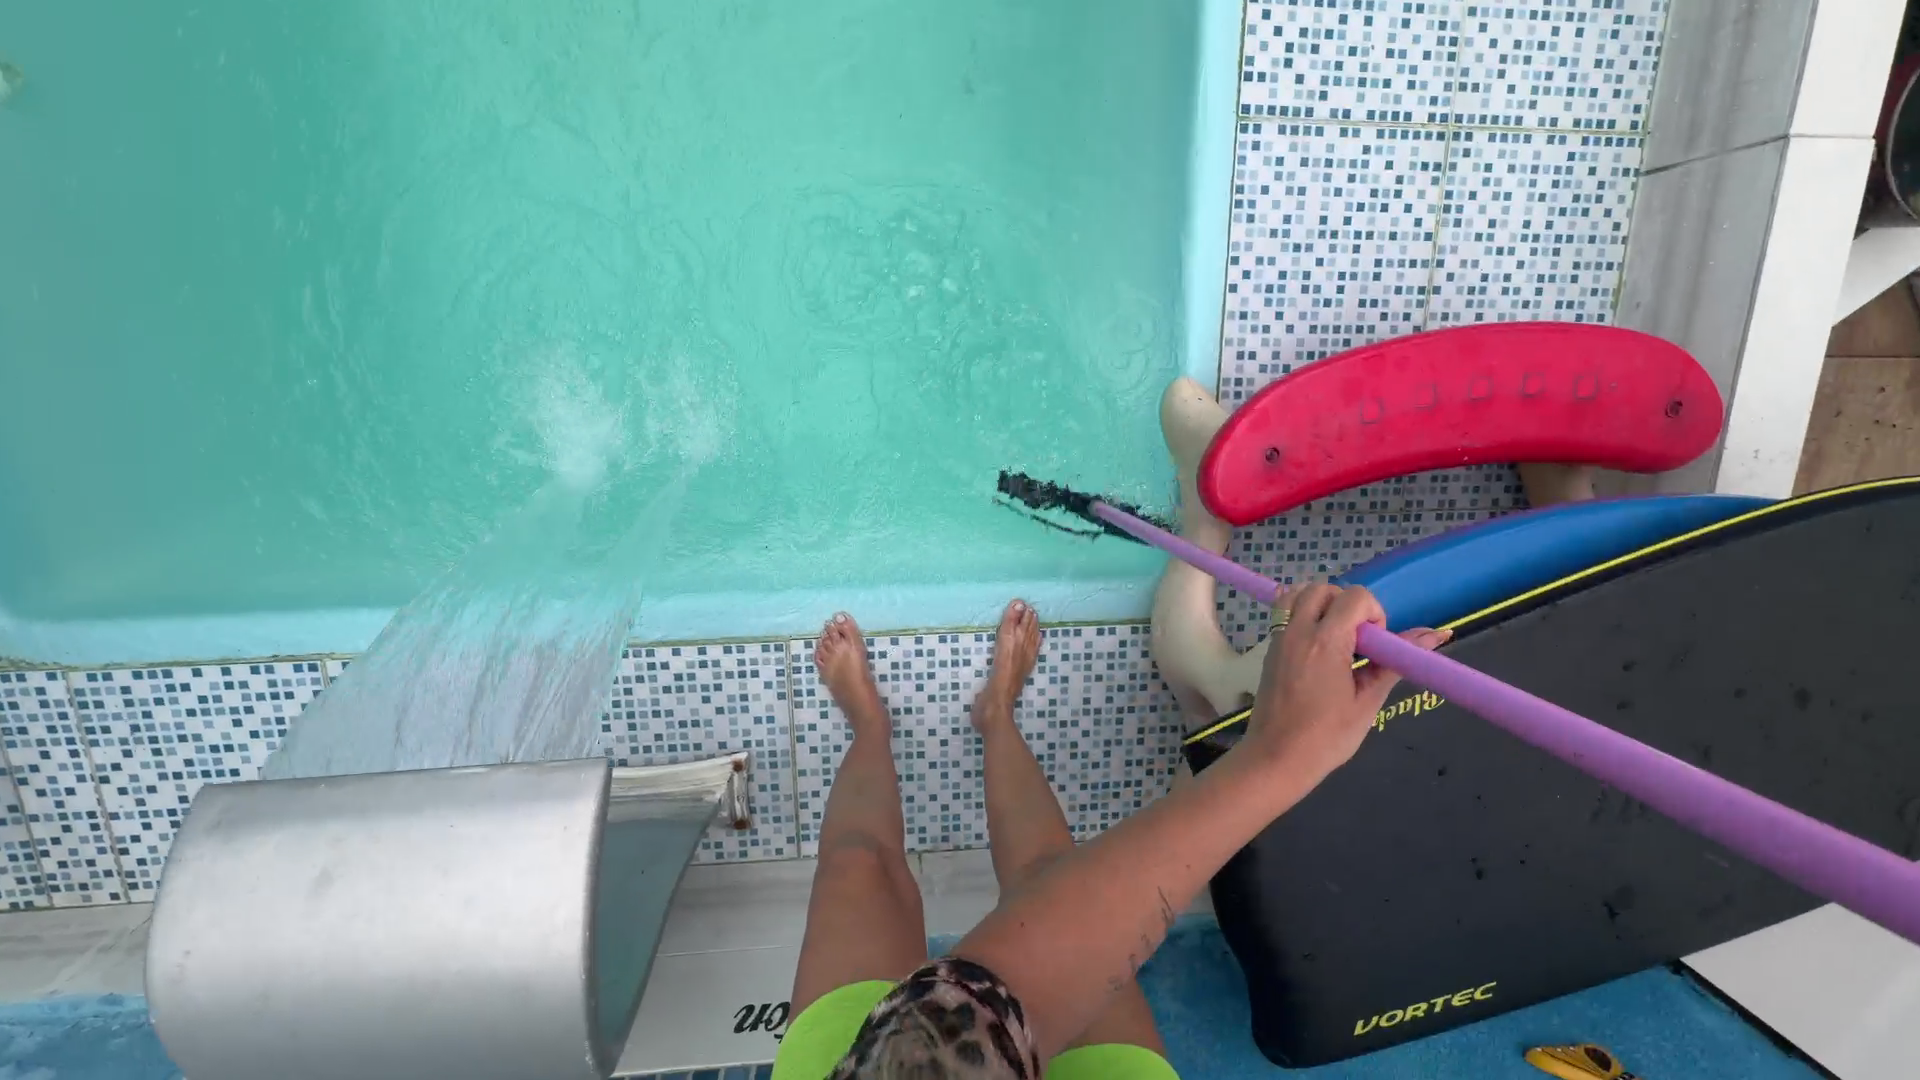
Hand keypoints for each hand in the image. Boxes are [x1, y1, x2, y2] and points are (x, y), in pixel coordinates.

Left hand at [1245, 584, 1448, 776]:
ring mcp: (1278, 638)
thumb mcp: (1368, 701)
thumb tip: (1435, 635)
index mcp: (1326, 641)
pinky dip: (1300, 613)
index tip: (1375, 644)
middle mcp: (1298, 631)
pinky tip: (1315, 642)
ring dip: (1321, 604)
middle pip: (1323, 589)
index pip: (1355, 597)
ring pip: (1297, 594)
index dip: (1373, 613)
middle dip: (1346, 604)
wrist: (1277, 756)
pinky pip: (1282, 612)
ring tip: (1335, 637)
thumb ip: (1394, 662)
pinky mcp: (1269, 648)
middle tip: (1357, 639)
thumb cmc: (1327, 736)